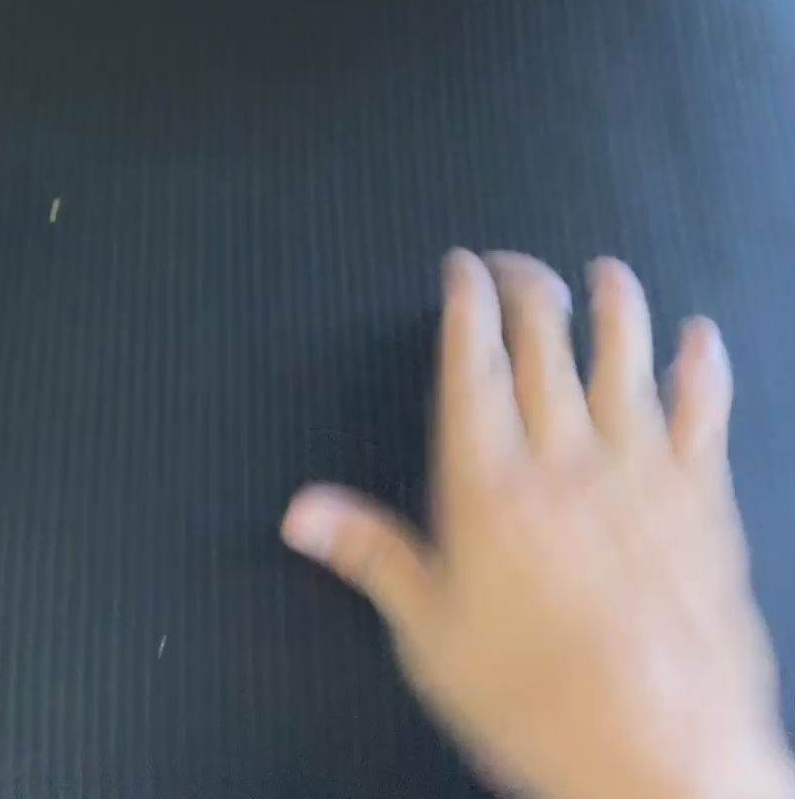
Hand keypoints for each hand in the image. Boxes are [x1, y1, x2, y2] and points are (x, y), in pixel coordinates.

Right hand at [283, 250, 792, 798]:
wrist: (667, 769)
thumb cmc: (533, 694)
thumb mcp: (426, 628)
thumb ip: (368, 555)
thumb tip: (297, 511)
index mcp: (488, 490)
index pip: (473, 373)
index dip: (468, 311)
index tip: (463, 270)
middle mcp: (565, 473)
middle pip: (545, 357)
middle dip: (529, 295)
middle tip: (516, 259)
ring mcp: (643, 490)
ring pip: (628, 375)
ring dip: (615, 317)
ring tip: (607, 272)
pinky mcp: (704, 519)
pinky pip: (707, 428)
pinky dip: (704, 377)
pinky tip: (701, 341)